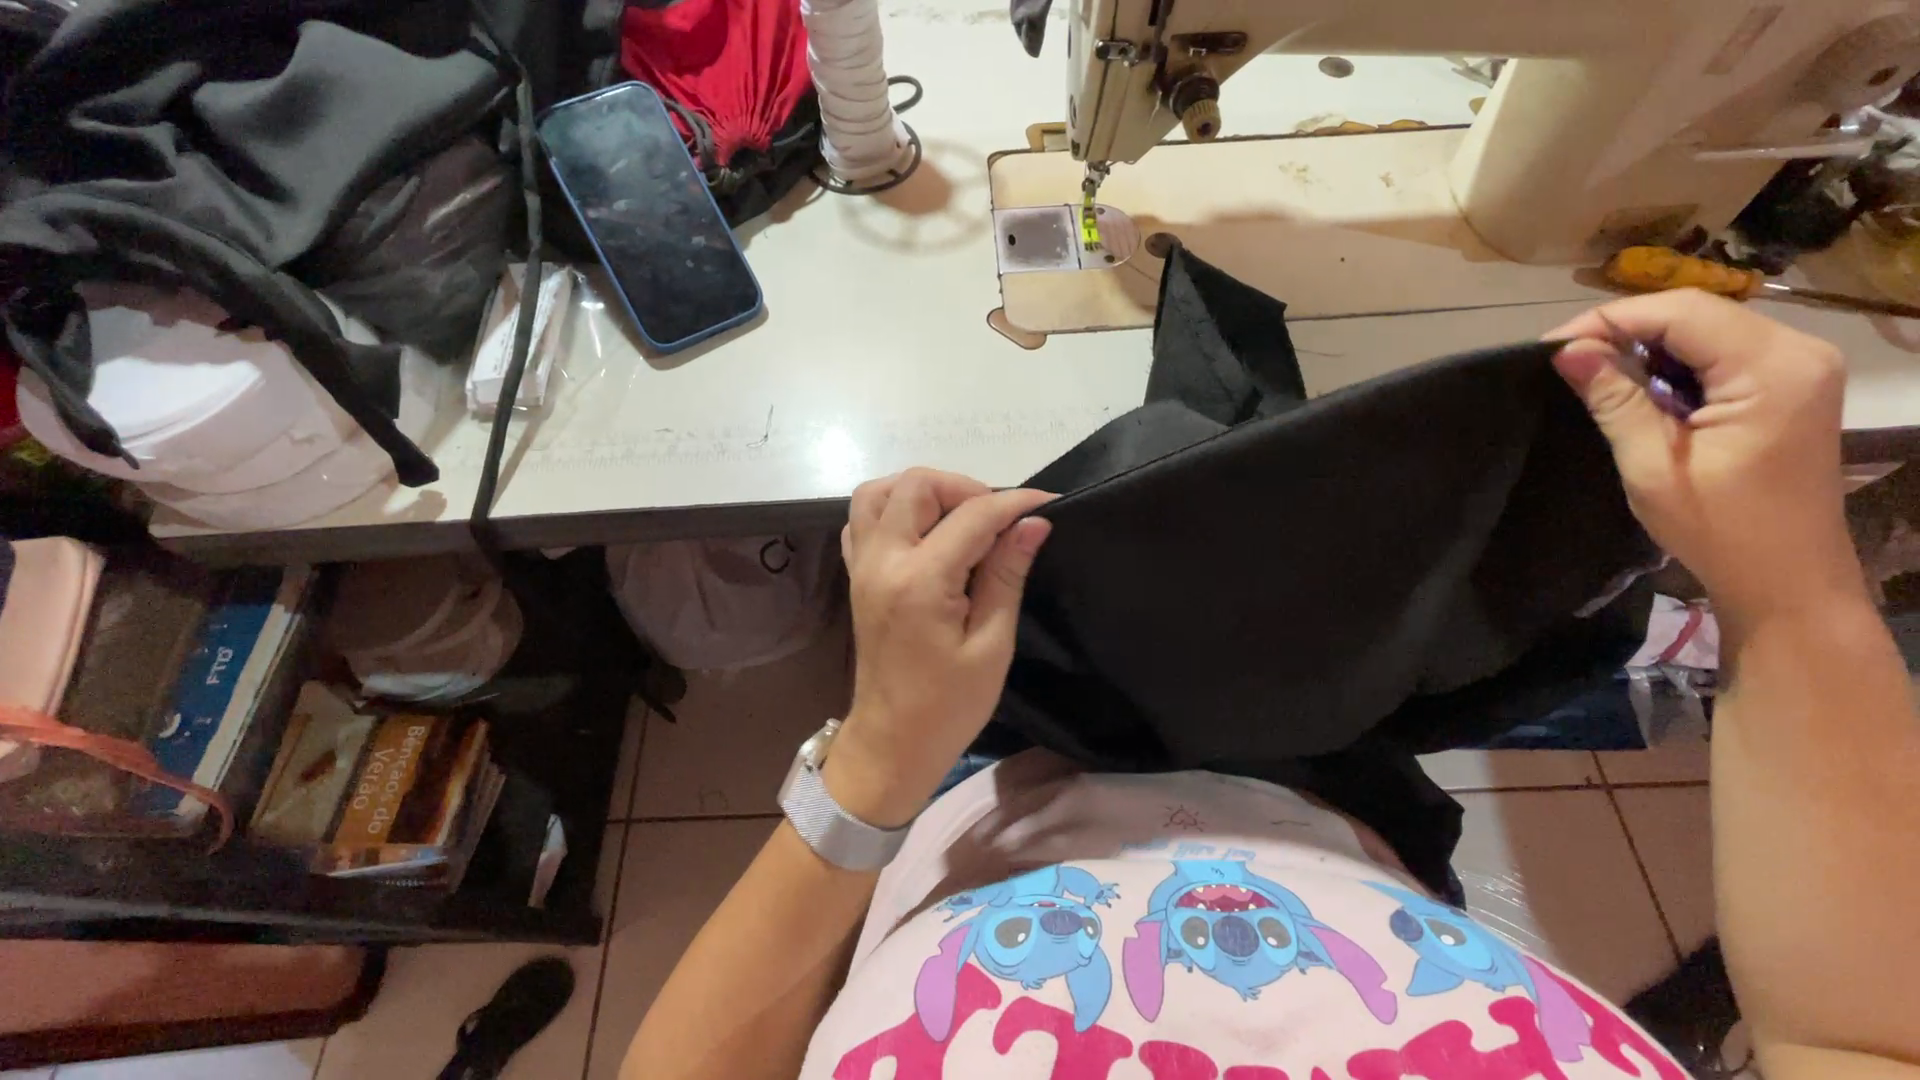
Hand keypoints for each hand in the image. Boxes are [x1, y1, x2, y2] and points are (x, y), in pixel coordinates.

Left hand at [823, 469, 1054, 826]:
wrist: (892, 742)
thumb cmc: (949, 705)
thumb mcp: (992, 644)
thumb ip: (1006, 574)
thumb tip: (1033, 523)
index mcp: (920, 581)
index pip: (973, 515)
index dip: (1015, 502)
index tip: (1048, 503)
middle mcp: (883, 561)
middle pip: (916, 484)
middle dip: (964, 488)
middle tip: (998, 519)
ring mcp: (862, 566)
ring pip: (879, 492)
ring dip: (922, 492)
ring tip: (959, 519)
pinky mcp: (856, 576)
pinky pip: (862, 520)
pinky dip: (893, 510)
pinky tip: (924, 534)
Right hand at [1547, 289, 1865, 625]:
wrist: (1786, 573)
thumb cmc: (1718, 528)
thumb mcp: (1652, 465)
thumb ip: (1615, 400)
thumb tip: (1568, 352)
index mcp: (1773, 369)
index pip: (1682, 313)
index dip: (1610, 320)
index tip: (1551, 348)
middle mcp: (1798, 351)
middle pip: (1697, 312)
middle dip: (1625, 328)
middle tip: (1565, 359)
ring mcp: (1800, 364)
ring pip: (1707, 326)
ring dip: (1646, 343)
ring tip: (1591, 371)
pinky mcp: (1791, 381)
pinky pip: (1722, 349)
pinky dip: (1673, 359)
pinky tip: (1637, 383)